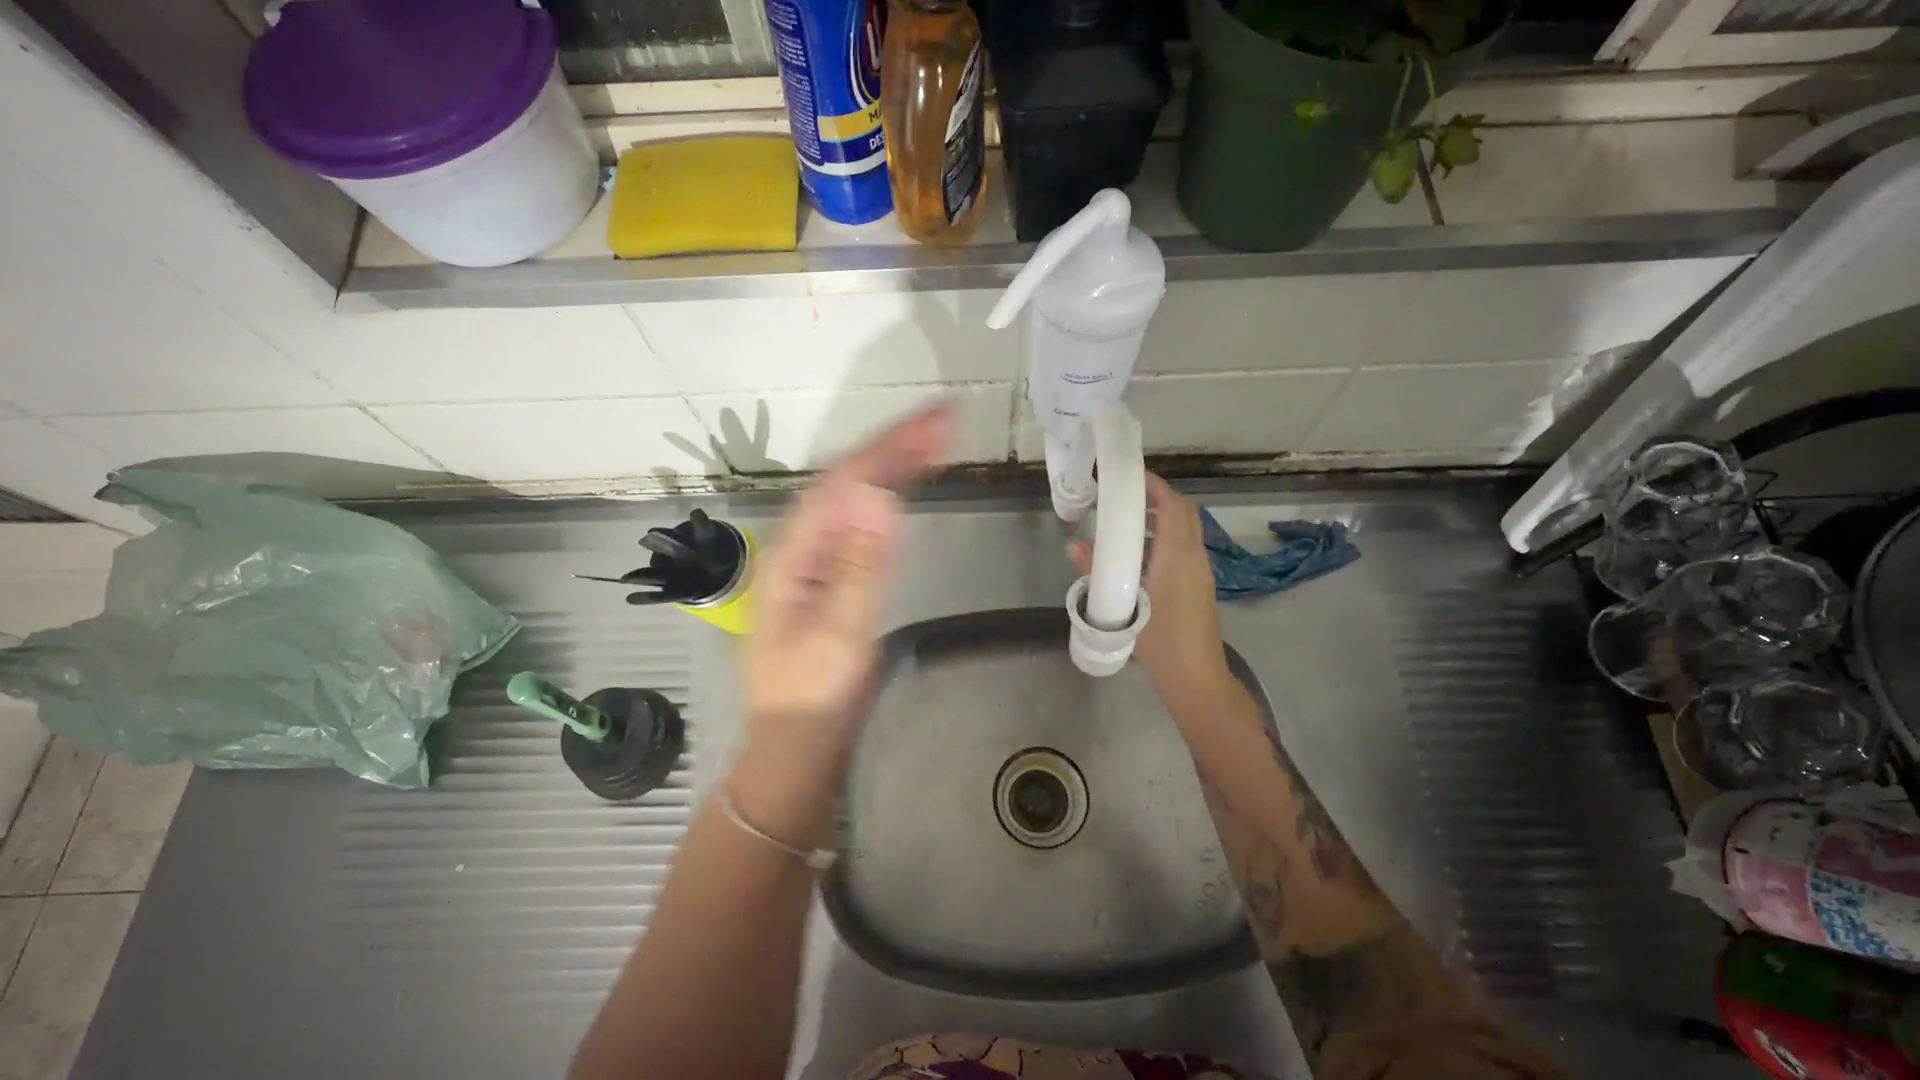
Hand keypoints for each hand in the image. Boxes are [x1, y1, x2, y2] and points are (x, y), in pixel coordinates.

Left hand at [741, 403, 952, 767]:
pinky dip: (884, 496)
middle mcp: (798, 547)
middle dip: (894, 446)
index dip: (890, 448)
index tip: (938, 422)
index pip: (844, 484)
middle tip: (949, 418)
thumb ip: (860, 568)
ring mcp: (810, 563)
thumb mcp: (838, 635)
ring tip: (936, 438)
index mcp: (793, 554)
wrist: (793, 746)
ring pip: (851, 499)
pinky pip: (856, 523)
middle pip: (846, 482)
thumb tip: (881, 498)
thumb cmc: (813, 698)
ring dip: (890, 465)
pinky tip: (904, 486)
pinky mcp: (826, 579)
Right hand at [1070, 472, 1229, 694]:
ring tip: (1127, 523)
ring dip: (1162, 519)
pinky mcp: (1199, 586)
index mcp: (1178, 554)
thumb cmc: (1161, 640)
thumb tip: (1074, 545)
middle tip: (1125, 497)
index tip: (1129, 475)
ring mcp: (1201, 571)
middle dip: (1157, 498)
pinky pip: (1184, 548)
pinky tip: (1139, 555)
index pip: (1171, 504)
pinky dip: (1165, 539)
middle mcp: (1194, 556)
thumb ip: (1097, 572)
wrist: (1196, 676)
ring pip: (1185, 530)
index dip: (1153, 485)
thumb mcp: (1123, 604)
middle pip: (1183, 512)